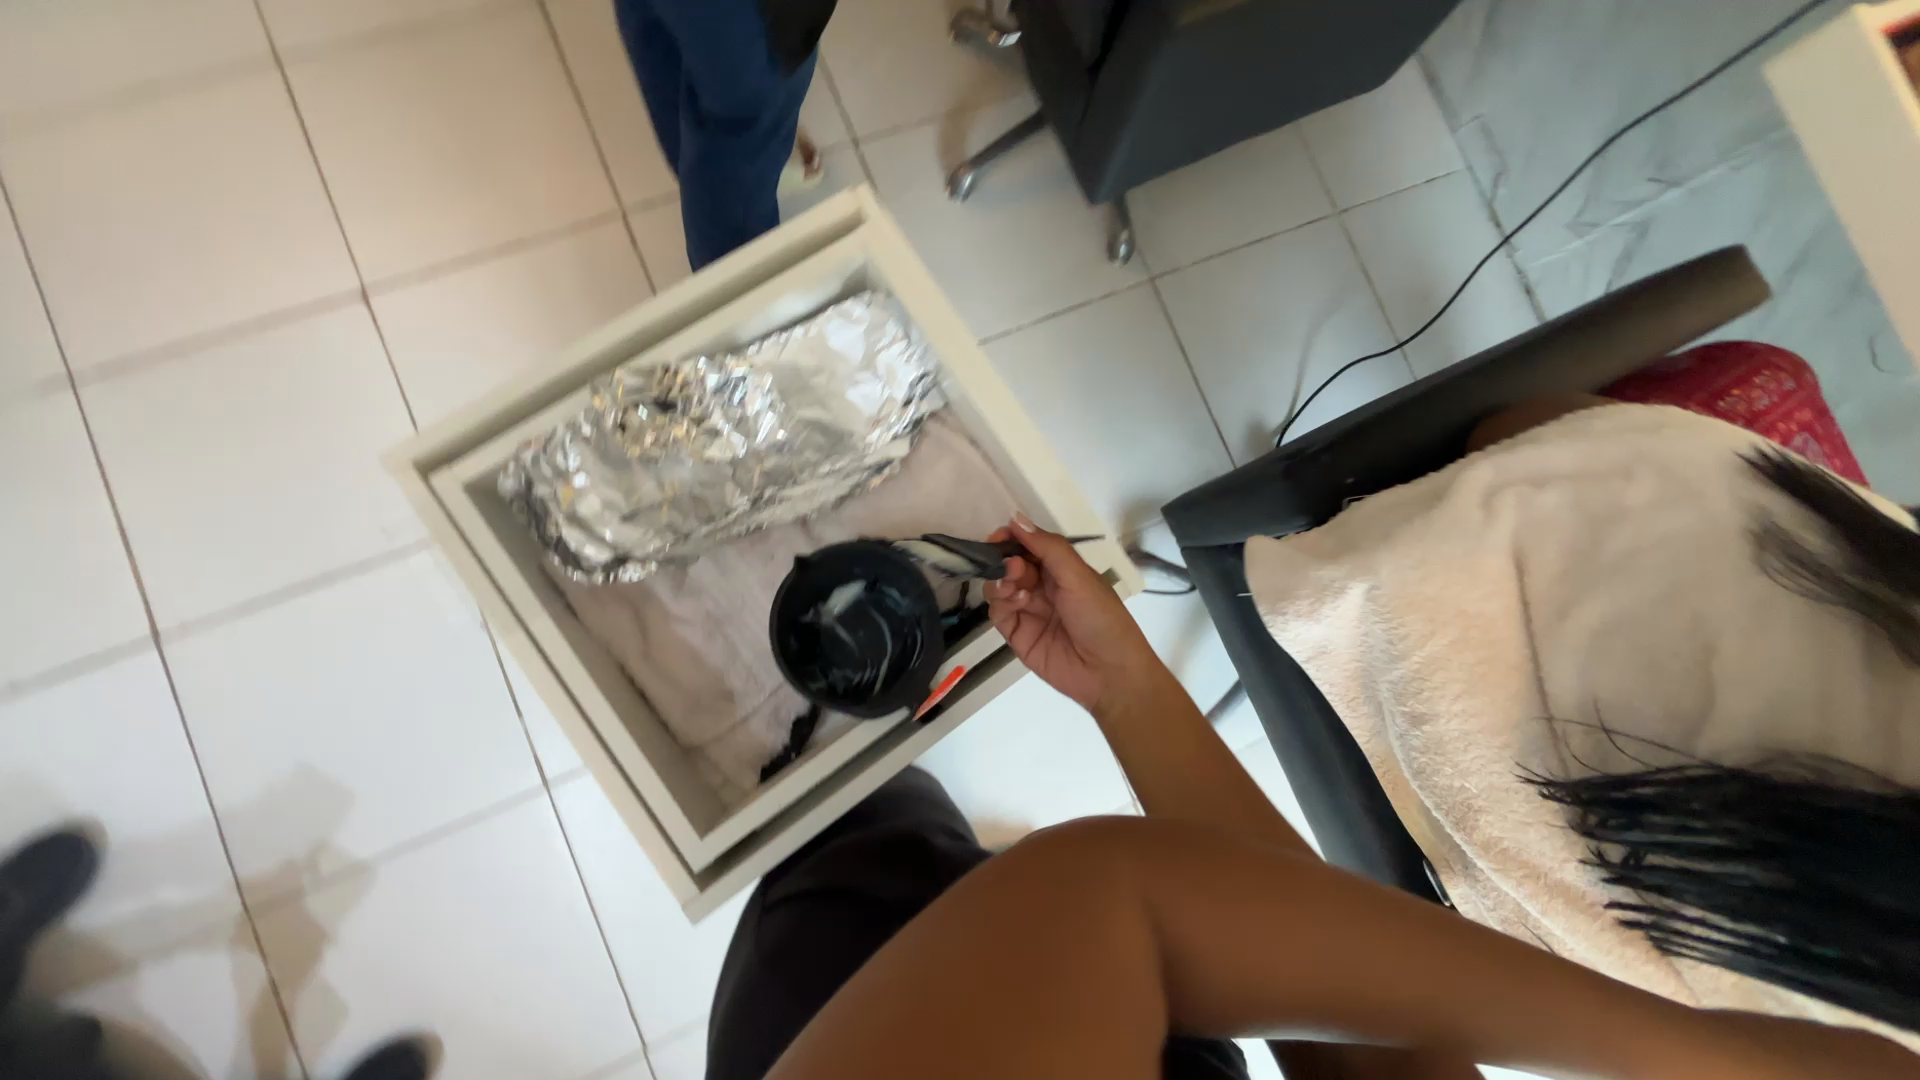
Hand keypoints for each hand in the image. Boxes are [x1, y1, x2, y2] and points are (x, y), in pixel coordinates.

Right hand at [983, 514, 1172, 714]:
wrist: (1109, 673)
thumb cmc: (1102, 619)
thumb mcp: (1079, 577)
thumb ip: (1048, 547)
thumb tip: (1016, 519)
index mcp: (1062, 569)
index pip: (1029, 545)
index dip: (1012, 538)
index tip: (998, 537)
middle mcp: (1043, 587)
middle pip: (1010, 565)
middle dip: (1005, 561)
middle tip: (1012, 568)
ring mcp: (1028, 611)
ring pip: (999, 587)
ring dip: (1000, 581)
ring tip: (1013, 587)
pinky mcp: (1017, 634)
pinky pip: (998, 612)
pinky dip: (1000, 603)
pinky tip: (1016, 602)